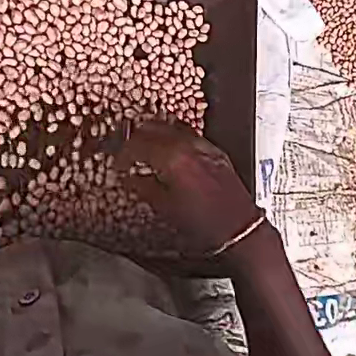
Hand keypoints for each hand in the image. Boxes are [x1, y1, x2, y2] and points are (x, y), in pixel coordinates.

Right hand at [117, 121, 260, 253]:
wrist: (238, 228)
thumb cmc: (203, 222)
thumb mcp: (165, 207)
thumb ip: (144, 187)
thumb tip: (130, 178)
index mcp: (172, 158)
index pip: (138, 144)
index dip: (124, 153)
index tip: (118, 163)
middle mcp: (188, 146)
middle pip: (153, 128)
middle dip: (136, 137)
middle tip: (128, 151)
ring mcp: (204, 146)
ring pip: (173, 126)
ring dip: (156, 132)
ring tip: (146, 146)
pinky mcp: (216, 152)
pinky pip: (190, 134)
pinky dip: (176, 137)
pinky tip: (172, 149)